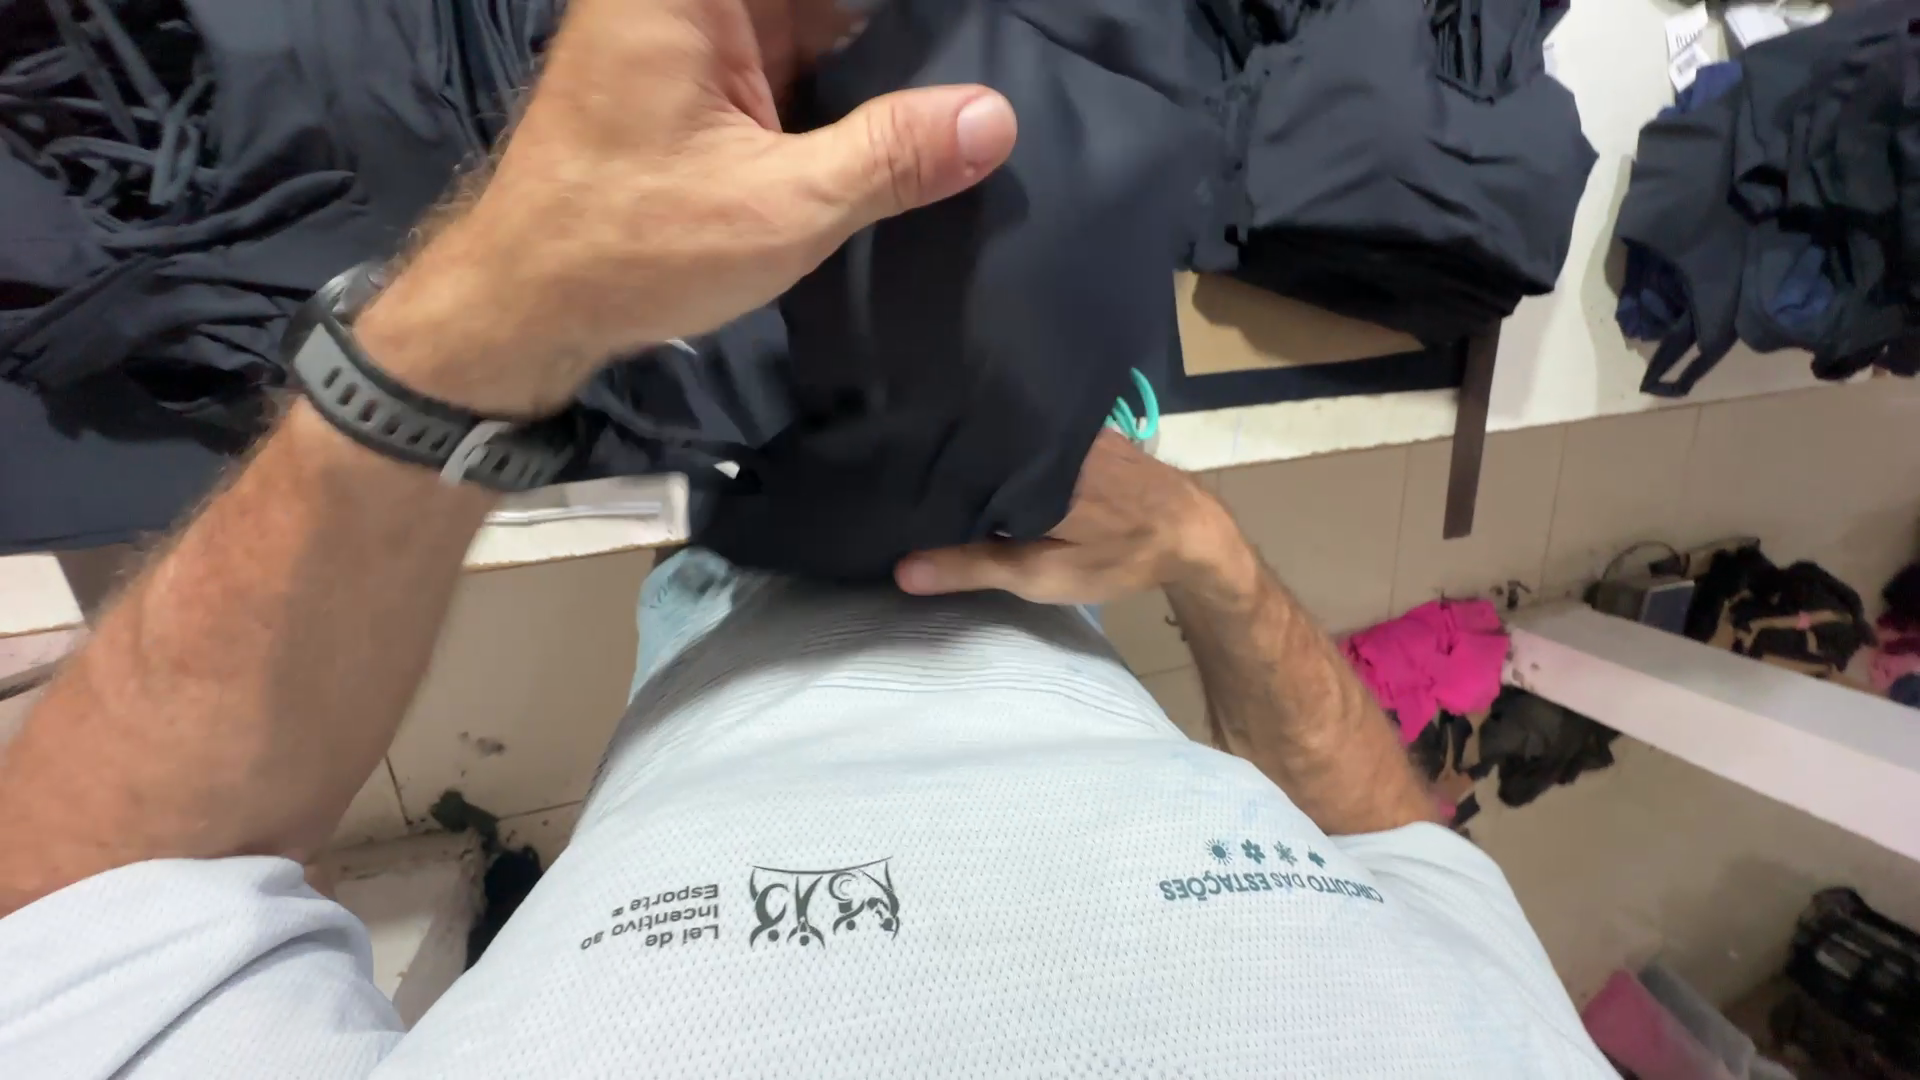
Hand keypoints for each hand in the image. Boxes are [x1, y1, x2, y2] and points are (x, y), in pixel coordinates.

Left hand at [357, 0, 1017, 414]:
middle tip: (986, 61)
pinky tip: (912, 118)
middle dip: (904, 31)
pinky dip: (849, 90)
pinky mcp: (710, 84)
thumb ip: (892, 157)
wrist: (541, 300)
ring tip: (967, 89)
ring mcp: (702, 34)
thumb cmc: (643, 245)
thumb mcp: (785, 205)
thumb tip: (999, 120)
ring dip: (881, 59)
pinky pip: (798, 63)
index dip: (907, 15)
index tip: (976, 33)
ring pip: (817, 23)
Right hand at [895, 431, 1253, 604]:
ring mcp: (1061, 425)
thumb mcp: (1044, 574)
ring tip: (936, 465)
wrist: (1193, 532)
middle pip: (973, 445)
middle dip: (944, 460)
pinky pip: (1027, 435)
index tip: (887, 487)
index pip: (953, 463)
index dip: (920, 476)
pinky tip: (990, 460)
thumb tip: (903, 570)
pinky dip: (1006, 449)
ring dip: (976, 453)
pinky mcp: (1078, 426)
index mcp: (1024, 467)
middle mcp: (1038, 435)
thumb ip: (974, 568)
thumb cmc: (1120, 556)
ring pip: (1001, 439)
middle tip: (903, 475)